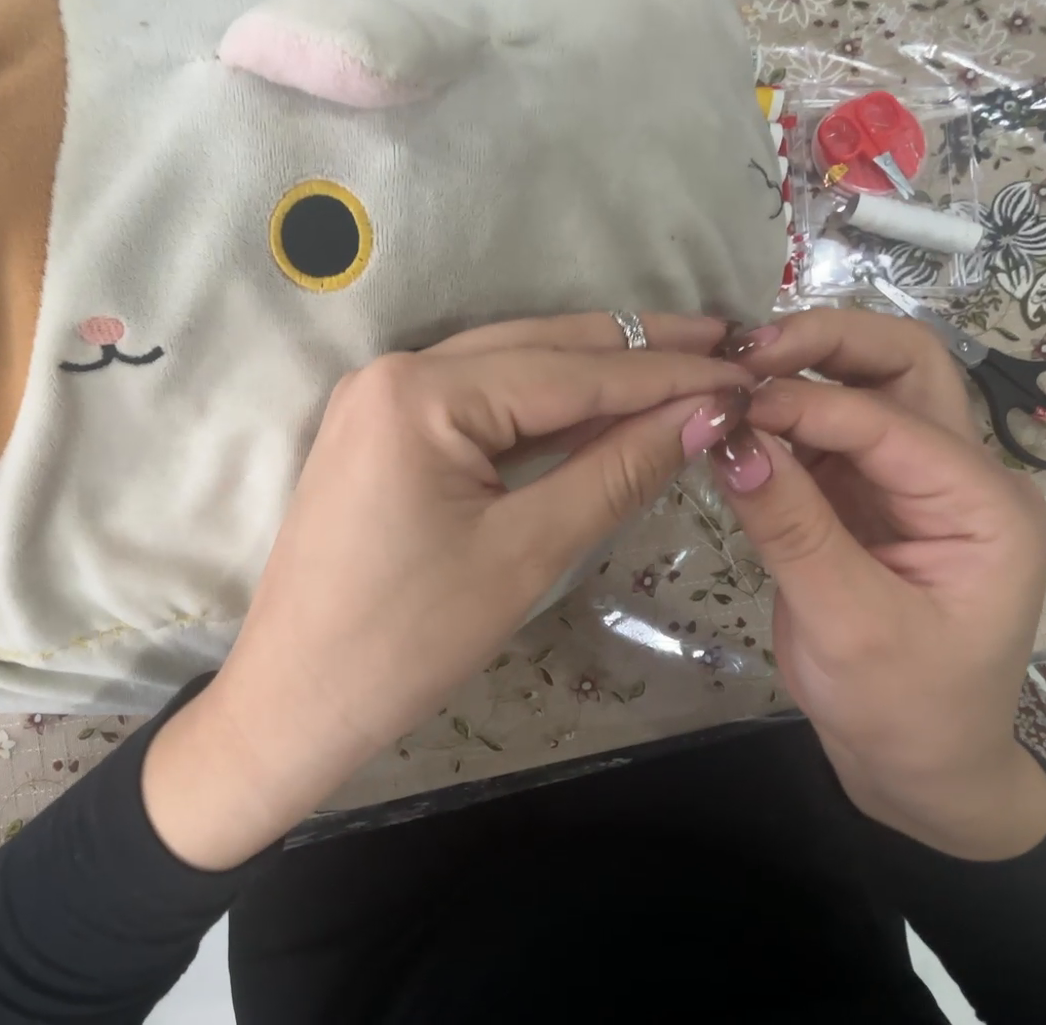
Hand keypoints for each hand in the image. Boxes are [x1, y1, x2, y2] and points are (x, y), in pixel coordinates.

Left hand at [145, 314, 755, 869]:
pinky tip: (595, 410)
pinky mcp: (376, 436)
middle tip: (726, 347)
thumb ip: (616, 469)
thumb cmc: (407, 639)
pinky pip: (472, 406)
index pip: (570, 370)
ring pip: (505, 371)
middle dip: (633, 353)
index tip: (748, 373)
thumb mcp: (525, 551)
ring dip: (588, 375)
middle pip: (536, 350)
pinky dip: (536, 410)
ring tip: (680, 368)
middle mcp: (393, 373)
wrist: (297, 699)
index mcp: (421, 391)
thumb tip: (706, 413)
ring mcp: (378, 402)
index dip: (666, 373)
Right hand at [717, 311, 1045, 859]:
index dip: (806, 401)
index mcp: (980, 504)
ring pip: (868, 388)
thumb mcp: (849, 623)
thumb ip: (793, 528)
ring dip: (804, 365)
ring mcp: (906, 484)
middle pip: (905, 366)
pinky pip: (823, 436)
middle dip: (827, 341)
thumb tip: (730, 441)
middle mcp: (954, 476)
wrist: (915, 763)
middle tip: (744, 349)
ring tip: (732, 371)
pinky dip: (781, 416)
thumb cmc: (903, 705)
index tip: (728, 404)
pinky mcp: (859, 501)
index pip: (888, 420)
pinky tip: (736, 417)